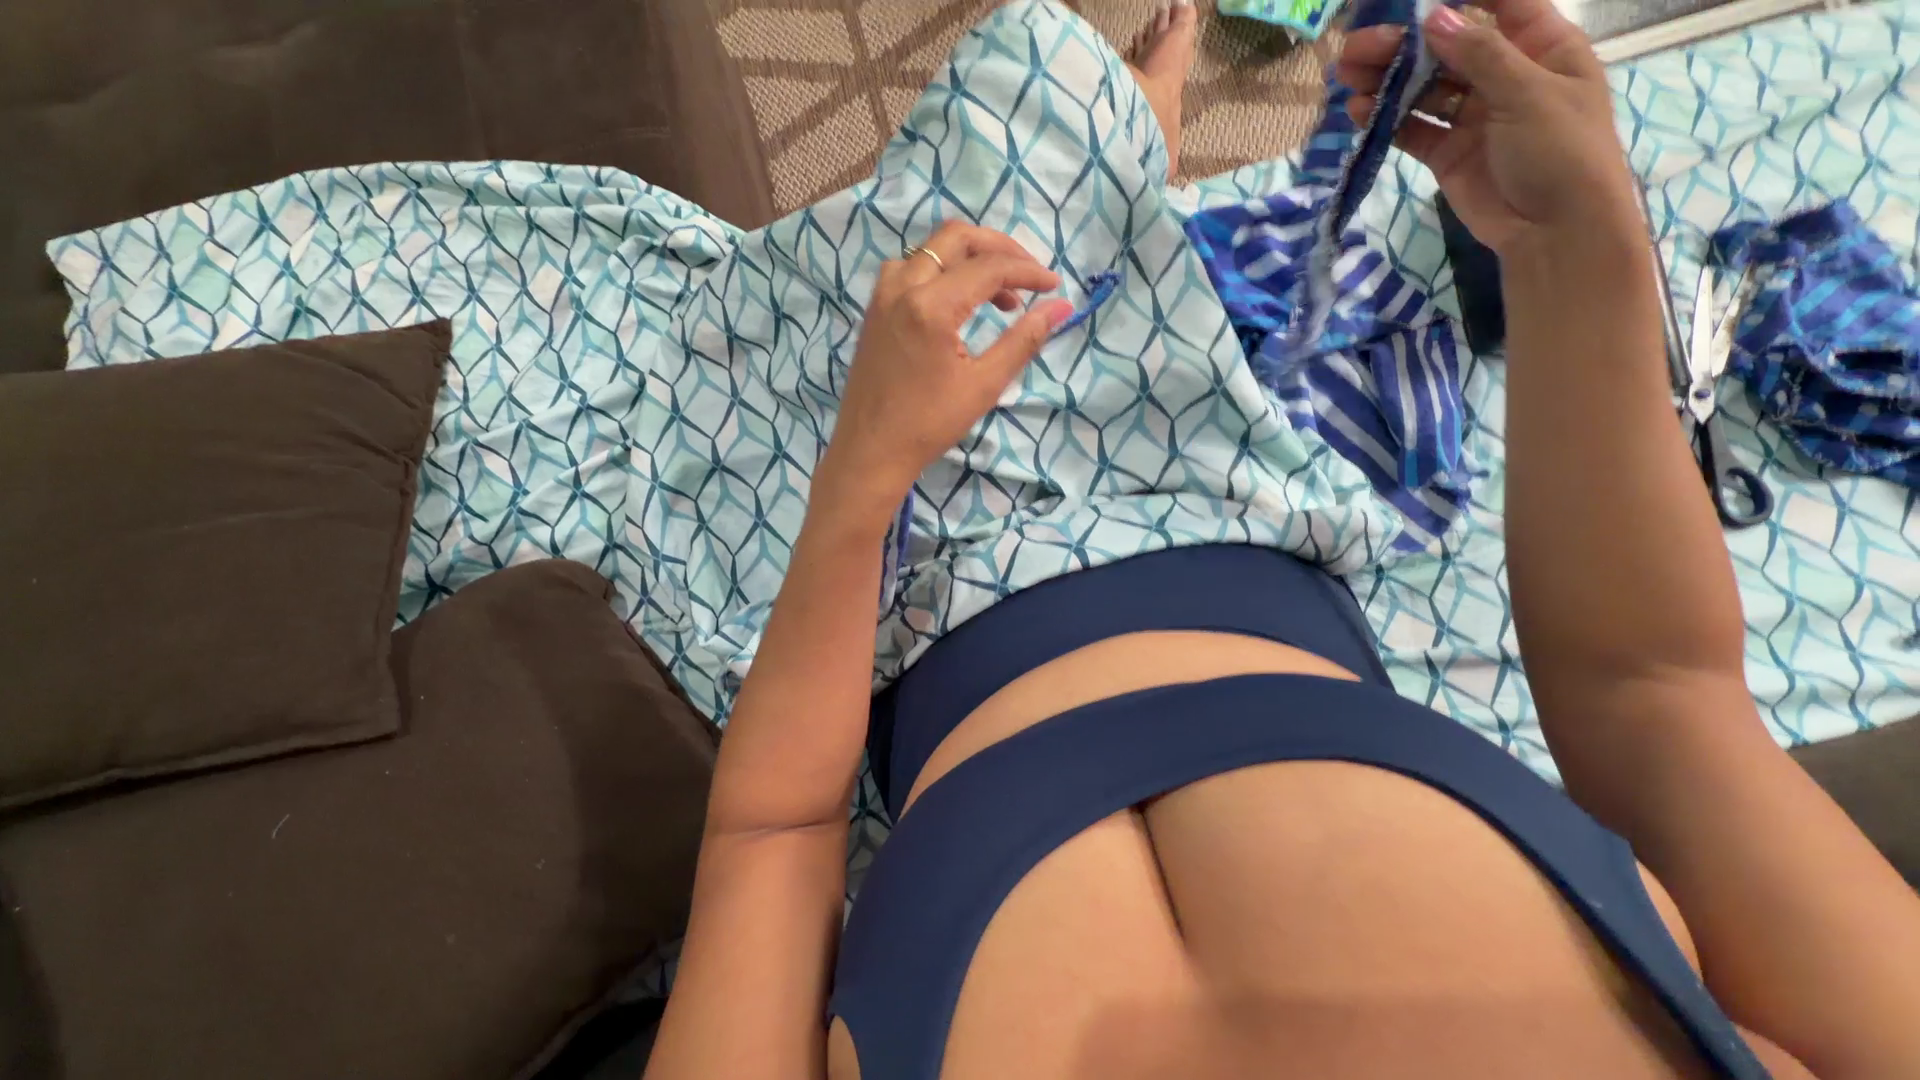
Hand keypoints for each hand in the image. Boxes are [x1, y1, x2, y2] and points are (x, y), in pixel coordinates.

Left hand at [815, 222, 1071, 522]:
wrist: (870, 451)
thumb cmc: (928, 424)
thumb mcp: (984, 385)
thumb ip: (1023, 340)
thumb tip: (1061, 307)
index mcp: (931, 306)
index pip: (990, 267)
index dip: (1028, 272)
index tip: (1054, 287)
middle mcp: (902, 287)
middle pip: (957, 238)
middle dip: (999, 249)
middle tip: (1028, 276)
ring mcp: (883, 295)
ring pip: (931, 250)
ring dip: (968, 259)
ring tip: (998, 296)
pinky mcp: (875, 308)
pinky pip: (911, 268)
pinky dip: (941, 271)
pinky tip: (958, 303)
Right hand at [1335, 0, 1640, 257]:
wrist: (1555, 229)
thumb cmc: (1561, 151)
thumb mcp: (1528, 93)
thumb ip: (1480, 54)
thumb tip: (1434, 16)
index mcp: (1542, 47)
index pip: (1502, 3)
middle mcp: (1505, 76)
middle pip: (1448, 48)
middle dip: (1403, 45)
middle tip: (1355, 47)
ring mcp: (1474, 117)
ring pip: (1425, 88)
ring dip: (1387, 81)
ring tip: (1347, 76)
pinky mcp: (1448, 153)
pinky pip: (1413, 129)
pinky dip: (1387, 120)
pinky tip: (1360, 111)